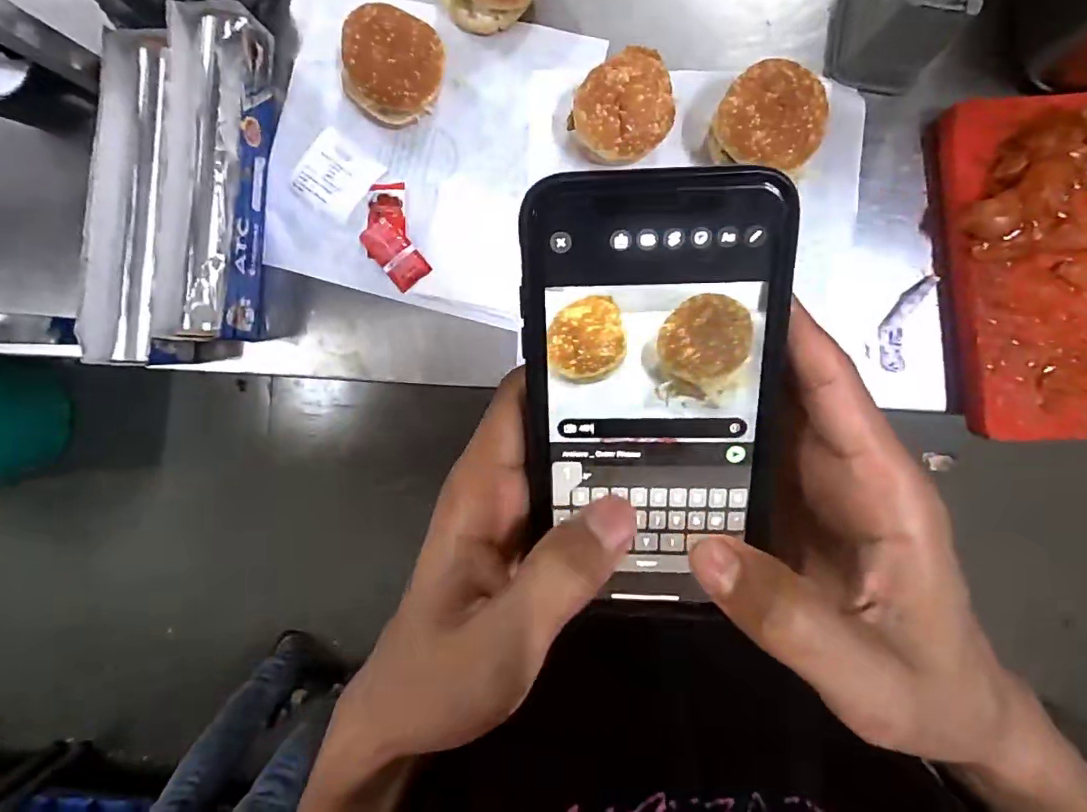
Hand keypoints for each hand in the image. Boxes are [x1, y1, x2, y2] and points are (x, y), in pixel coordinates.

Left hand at [301, 370, 634, 810]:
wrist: (403, 724)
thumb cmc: (438, 679)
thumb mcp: (502, 638)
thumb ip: (558, 575)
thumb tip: (622, 507)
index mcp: (479, 489)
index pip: (517, 401)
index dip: (562, 372)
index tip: (624, 361)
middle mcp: (496, 490)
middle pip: (551, 428)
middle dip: (605, 413)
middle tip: (677, 406)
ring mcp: (512, 518)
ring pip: (565, 467)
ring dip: (613, 455)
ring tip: (682, 443)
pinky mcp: (526, 546)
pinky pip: (570, 507)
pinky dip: (606, 499)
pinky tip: (655, 504)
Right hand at [689, 303, 1086, 811]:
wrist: (953, 719)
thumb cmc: (929, 691)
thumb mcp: (865, 675)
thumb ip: (788, 618)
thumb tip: (700, 547)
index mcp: (885, 487)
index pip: (839, 390)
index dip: (799, 334)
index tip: (749, 286)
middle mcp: (849, 471)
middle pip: (792, 391)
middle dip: (739, 349)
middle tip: (667, 320)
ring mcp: (818, 489)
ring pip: (765, 420)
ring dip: (718, 388)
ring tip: (652, 362)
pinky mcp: (792, 511)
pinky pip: (748, 460)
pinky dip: (711, 438)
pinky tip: (663, 431)